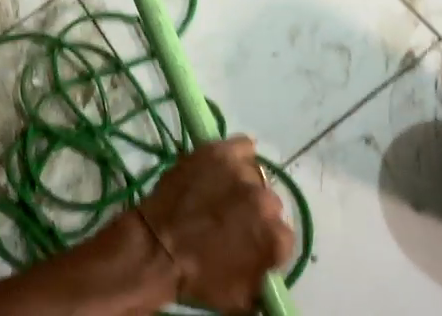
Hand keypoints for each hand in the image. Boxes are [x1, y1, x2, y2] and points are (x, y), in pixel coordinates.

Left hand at [135, 135, 292, 313]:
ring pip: (254, 174)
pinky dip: (239, 154)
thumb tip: (270, 267)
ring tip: (222, 192)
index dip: (265, 240)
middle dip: (254, 211)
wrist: (157, 247)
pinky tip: (226, 164)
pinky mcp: (220, 152)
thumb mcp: (242, 296)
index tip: (250, 241)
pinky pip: (243, 145)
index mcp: (275, 237)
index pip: (283, 235)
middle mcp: (265, 201)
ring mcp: (242, 173)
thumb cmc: (198, 277)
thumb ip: (266, 277)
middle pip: (269, 202)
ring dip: (243, 184)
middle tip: (232, 218)